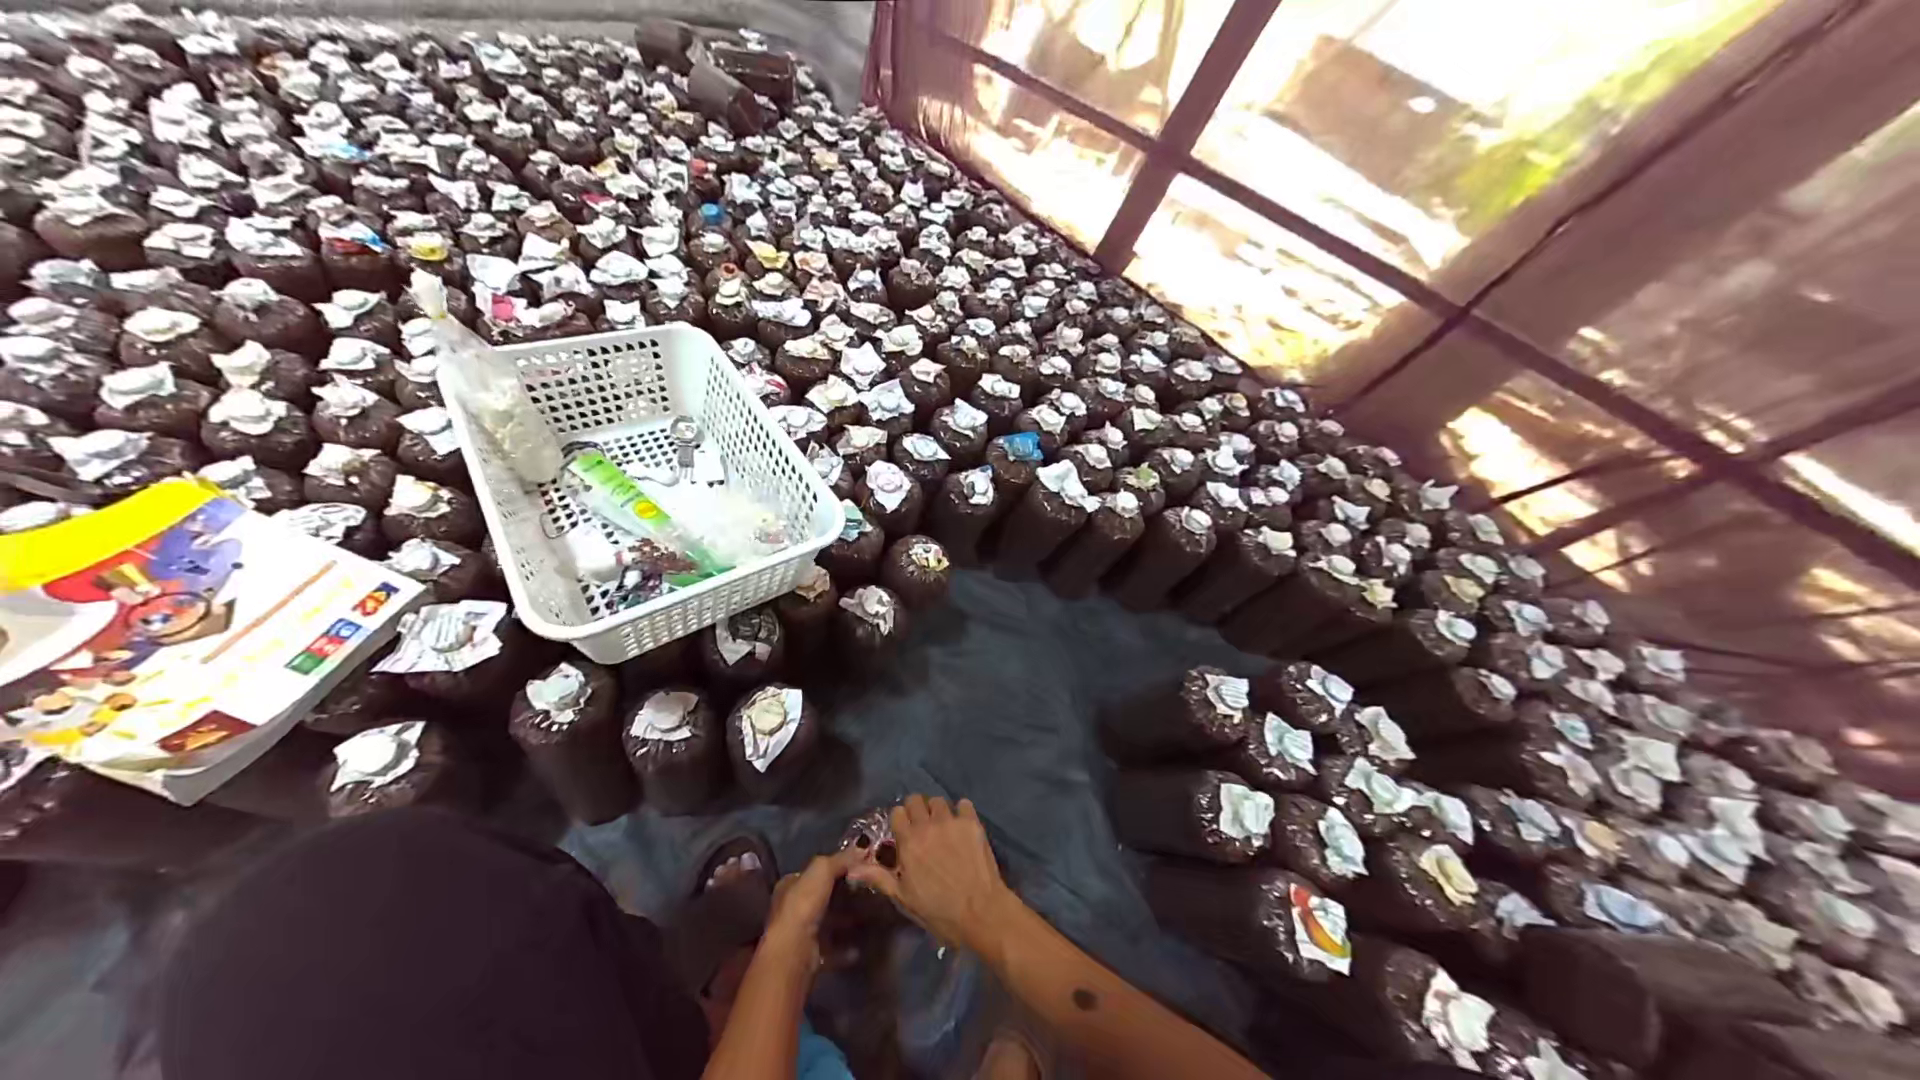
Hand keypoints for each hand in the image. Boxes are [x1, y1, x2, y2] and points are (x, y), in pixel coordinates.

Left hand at [761, 848, 860, 967]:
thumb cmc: (804, 903)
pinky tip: (861, 943)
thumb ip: (840, 859)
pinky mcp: (810, 955)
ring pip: (828, 922)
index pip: (813, 872)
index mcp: (789, 885)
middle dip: (844, 896)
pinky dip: (846, 946)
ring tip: (870, 915)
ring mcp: (800, 933)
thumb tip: (862, 849)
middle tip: (867, 892)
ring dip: (847, 920)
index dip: (834, 868)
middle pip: (822, 897)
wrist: (795, 951)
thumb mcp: (822, 869)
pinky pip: (833, 947)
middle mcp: (791, 908)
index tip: (857, 868)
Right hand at [848, 796, 1018, 951]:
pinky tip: (962, 826)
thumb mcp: (904, 898)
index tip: (904, 832)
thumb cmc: (938, 910)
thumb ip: (879, 877)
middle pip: (915, 800)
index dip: (900, 821)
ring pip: (938, 801)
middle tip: (922, 827)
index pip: (897, 813)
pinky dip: (961, 811)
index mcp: (908, 842)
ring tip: (942, 827)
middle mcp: (927, 825)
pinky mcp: (972, 823)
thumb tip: (851, 869)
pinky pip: (963, 804)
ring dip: (937, 810)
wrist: (980, 912)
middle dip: (916, 810)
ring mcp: (951, 822)